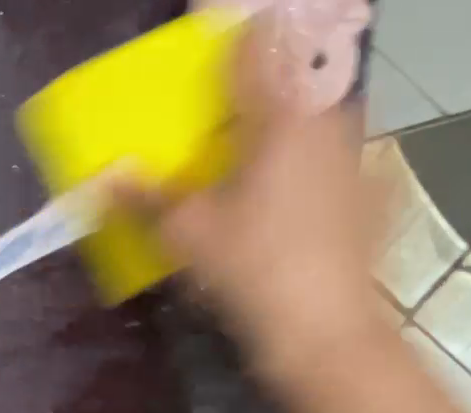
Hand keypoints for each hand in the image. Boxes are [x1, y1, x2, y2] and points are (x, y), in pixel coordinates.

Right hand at [119, 24, 387, 382]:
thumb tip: (105, 176)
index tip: (214, 27)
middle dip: (254, 88)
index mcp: (282, 118)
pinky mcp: (365, 188)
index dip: (236, 35)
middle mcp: (328, 120)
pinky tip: (271, 197)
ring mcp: (353, 154)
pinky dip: (295, 162)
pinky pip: (323, 156)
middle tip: (215, 108)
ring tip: (238, 153)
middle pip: (291, 82)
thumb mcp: (184, 235)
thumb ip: (144, 198)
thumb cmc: (250, 269)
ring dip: (276, 126)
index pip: (259, 50)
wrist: (323, 325)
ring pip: (311, 120)